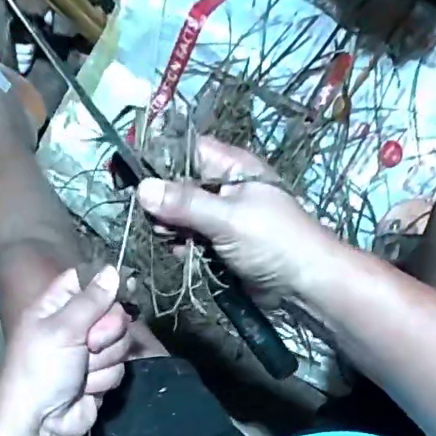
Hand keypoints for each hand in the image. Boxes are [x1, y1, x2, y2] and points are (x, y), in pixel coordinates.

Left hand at [0, 265, 130, 435]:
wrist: (42, 423)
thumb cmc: (41, 370)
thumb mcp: (62, 329)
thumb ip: (91, 300)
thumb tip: (113, 270)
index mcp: (55, 306)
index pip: (86, 281)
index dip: (105, 285)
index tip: (123, 289)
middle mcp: (74, 325)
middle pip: (113, 312)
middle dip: (107, 332)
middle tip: (90, 345)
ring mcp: (89, 351)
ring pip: (120, 342)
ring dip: (103, 361)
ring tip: (81, 373)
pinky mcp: (101, 374)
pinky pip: (119, 367)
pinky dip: (104, 379)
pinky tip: (86, 389)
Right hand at [133, 137, 347, 303]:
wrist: (303, 285)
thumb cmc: (273, 241)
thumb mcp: (227, 218)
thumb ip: (185, 204)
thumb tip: (142, 189)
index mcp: (232, 167)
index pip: (187, 150)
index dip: (159, 158)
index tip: (131, 174)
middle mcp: (225, 187)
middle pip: (179, 184)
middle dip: (162, 200)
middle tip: (153, 218)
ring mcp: (222, 217)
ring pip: (182, 214)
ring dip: (171, 226)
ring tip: (168, 237)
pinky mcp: (220, 244)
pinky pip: (191, 239)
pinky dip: (182, 244)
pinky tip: (179, 252)